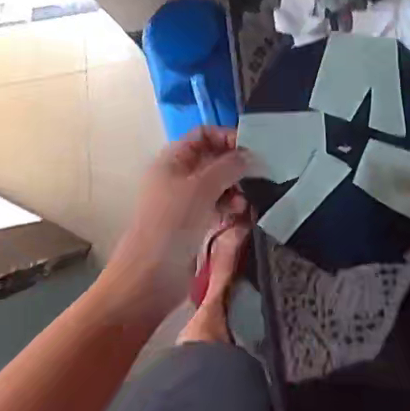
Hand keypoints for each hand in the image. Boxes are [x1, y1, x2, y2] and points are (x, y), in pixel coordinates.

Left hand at [96, 127, 247, 324]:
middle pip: (212, 160)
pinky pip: (217, 208)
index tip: (253, 149)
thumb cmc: (172, 223)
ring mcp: (184, 201)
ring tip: (246, 204)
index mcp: (172, 159)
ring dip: (235, 190)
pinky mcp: (193, 225)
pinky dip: (230, 208)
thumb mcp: (201, 188)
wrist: (150, 275)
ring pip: (217, 185)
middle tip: (258, 177)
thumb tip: (251, 156)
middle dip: (235, 166)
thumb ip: (228, 167)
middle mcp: (177, 176)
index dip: (226, 137)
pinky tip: (242, 216)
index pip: (202, 135)